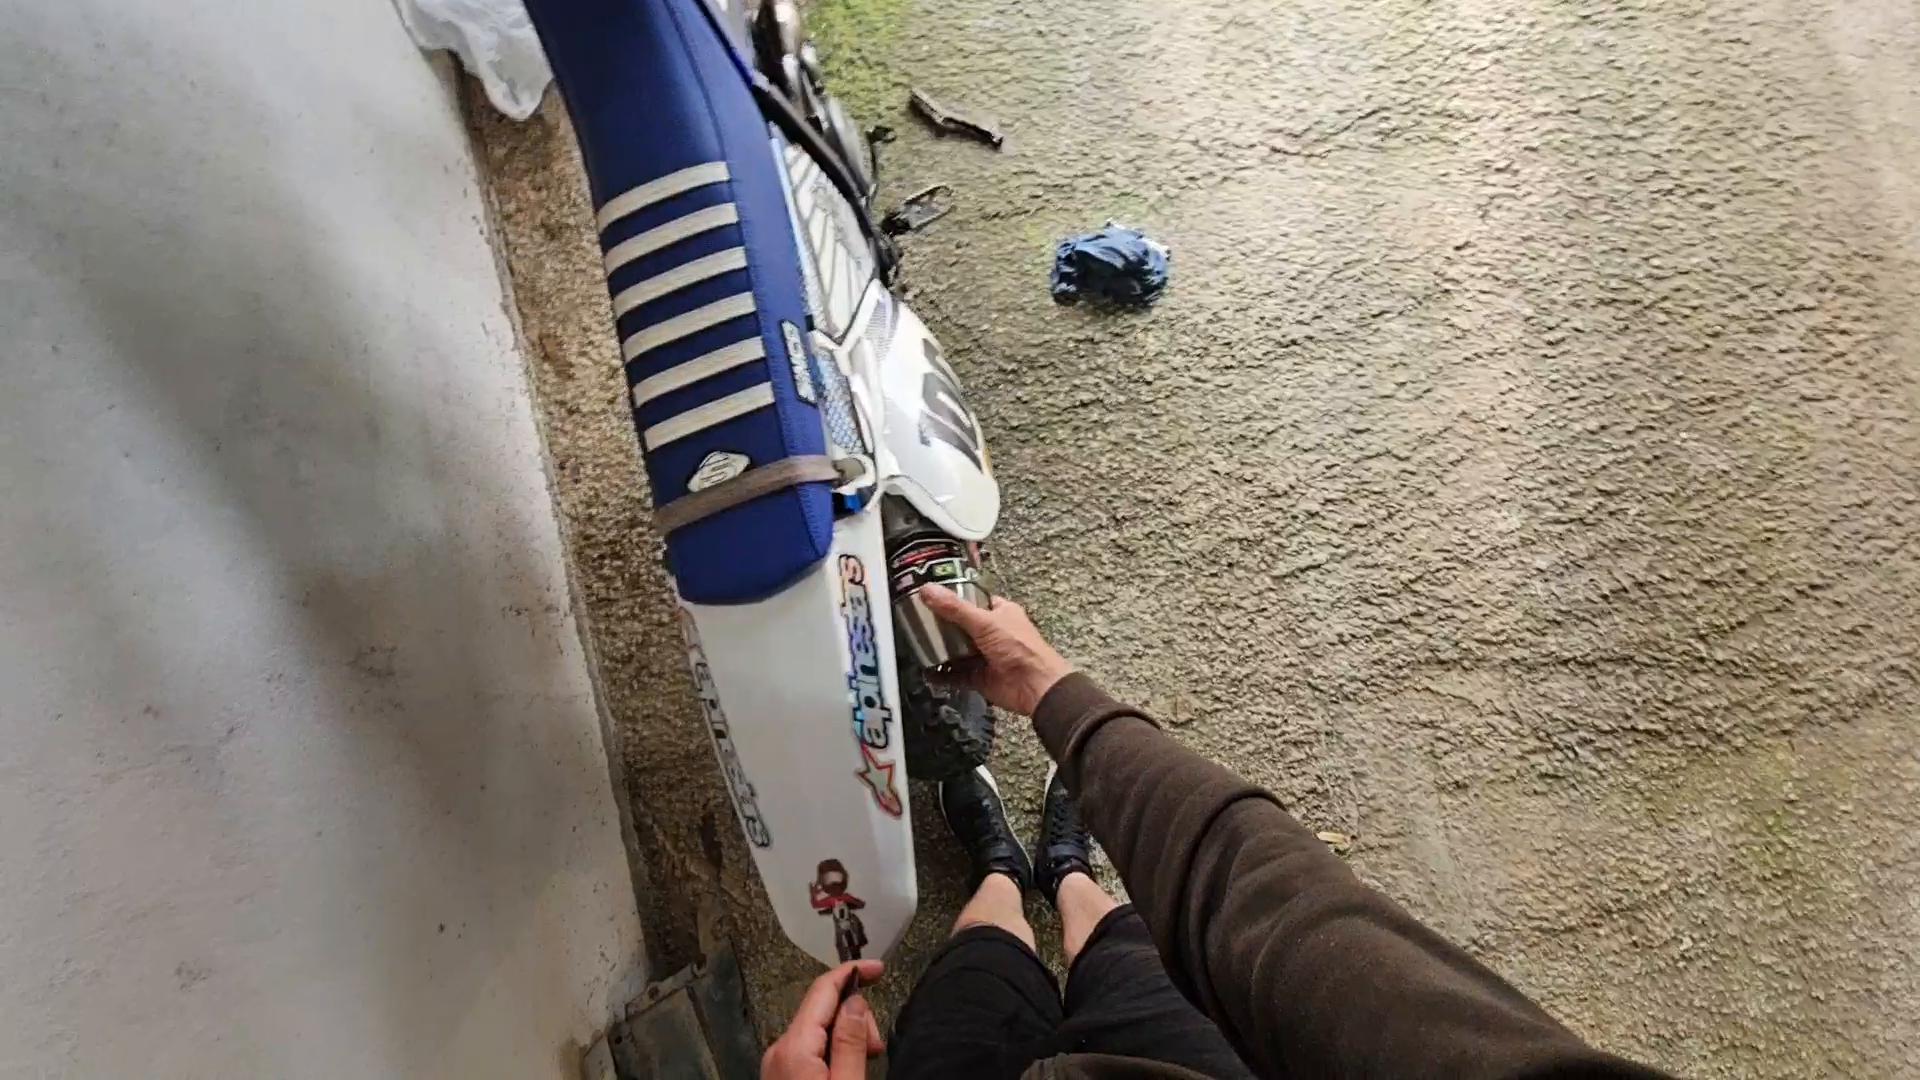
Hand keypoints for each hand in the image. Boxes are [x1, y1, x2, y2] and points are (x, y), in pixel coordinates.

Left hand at [761, 961, 884, 1079]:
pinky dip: (834, 1048)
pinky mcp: (780, 1074)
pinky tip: (848, 1066)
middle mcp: (780, 1047)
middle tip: (875, 1047)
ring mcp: (777, 1062)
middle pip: (823, 1008)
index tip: (878, 967)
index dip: (852, 971)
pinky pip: (812, 1046)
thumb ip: (850, 1043)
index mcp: (795, 1046)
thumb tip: (855, 999)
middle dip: (855, 1016)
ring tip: (865, 1061)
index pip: (823, 988)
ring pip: (820, 1027)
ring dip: (847, 1035)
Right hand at [919, 585, 1073, 716]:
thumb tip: (927, 590)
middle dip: (941, 626)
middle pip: (960, 626)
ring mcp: (984, 656)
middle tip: (917, 622)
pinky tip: (927, 672)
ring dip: (939, 651)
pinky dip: (942, 674)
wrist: (1035, 688)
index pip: (972, 599)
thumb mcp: (985, 622)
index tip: (928, 597)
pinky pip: (955, 674)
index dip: (952, 597)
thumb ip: (954, 608)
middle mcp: (991, 632)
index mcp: (999, 612)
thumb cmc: (1018, 648)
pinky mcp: (979, 677)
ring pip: (956, 651)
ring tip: (917, 645)